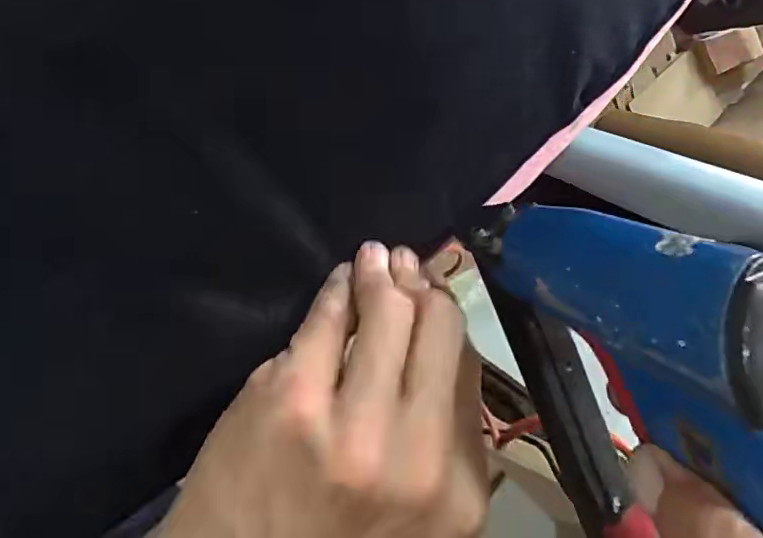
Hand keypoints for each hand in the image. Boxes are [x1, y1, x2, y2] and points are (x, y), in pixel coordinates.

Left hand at [161, 241, 490, 537]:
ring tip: (373, 258)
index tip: (431, 292)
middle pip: (439, 328)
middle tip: (406, 263)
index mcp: (456, 491)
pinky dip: (337, 287)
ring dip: (380, 274)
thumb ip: (441, 428)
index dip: (447, 317)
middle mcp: (416, 460)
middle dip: (423, 286)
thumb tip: (438, 324)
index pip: (469, 366)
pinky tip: (338, 282)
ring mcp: (353, 431)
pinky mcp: (294, 404)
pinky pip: (329, 315)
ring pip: (391, 310)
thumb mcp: (414, 505)